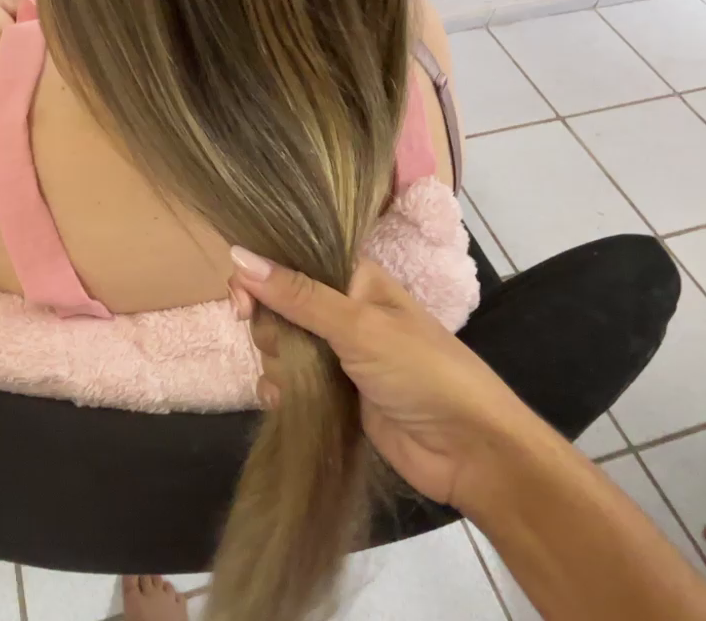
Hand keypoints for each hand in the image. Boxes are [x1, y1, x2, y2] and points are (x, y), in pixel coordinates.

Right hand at [229, 247, 519, 506]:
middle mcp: (341, 310)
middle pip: (277, 305)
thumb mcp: (358, 325)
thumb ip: (297, 295)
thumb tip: (237, 255)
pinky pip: (287, 382)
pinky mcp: (332, 394)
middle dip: (269, 326)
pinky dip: (281, 392)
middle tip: (284, 346)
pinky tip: (286, 404)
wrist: (468, 450)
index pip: (291, 261)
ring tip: (298, 384)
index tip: (242, 301)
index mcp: (354, 278)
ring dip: (277, 364)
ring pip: (278, 346)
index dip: (261, 275)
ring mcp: (336, 354)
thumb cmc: (421, 371)